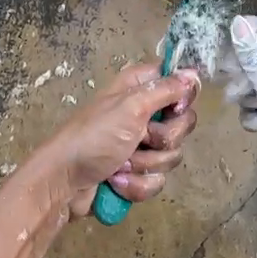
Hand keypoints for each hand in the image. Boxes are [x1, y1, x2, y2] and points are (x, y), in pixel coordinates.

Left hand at [33, 63, 199, 217]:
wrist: (63, 183)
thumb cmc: (95, 136)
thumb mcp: (131, 107)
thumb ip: (166, 89)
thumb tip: (194, 73)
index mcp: (140, 87)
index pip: (179, 82)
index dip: (181, 97)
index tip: (172, 109)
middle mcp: (144, 111)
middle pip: (182, 122)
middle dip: (163, 139)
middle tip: (141, 138)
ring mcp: (140, 144)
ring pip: (171, 154)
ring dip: (146, 163)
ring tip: (121, 163)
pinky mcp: (137, 172)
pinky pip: (157, 179)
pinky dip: (137, 184)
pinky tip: (116, 182)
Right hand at [227, 15, 256, 171]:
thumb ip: (251, 54)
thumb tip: (236, 20)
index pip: (254, 28)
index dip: (235, 39)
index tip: (221, 59)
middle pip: (249, 57)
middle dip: (239, 75)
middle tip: (237, 92)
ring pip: (250, 83)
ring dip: (246, 98)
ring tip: (255, 110)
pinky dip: (255, 114)